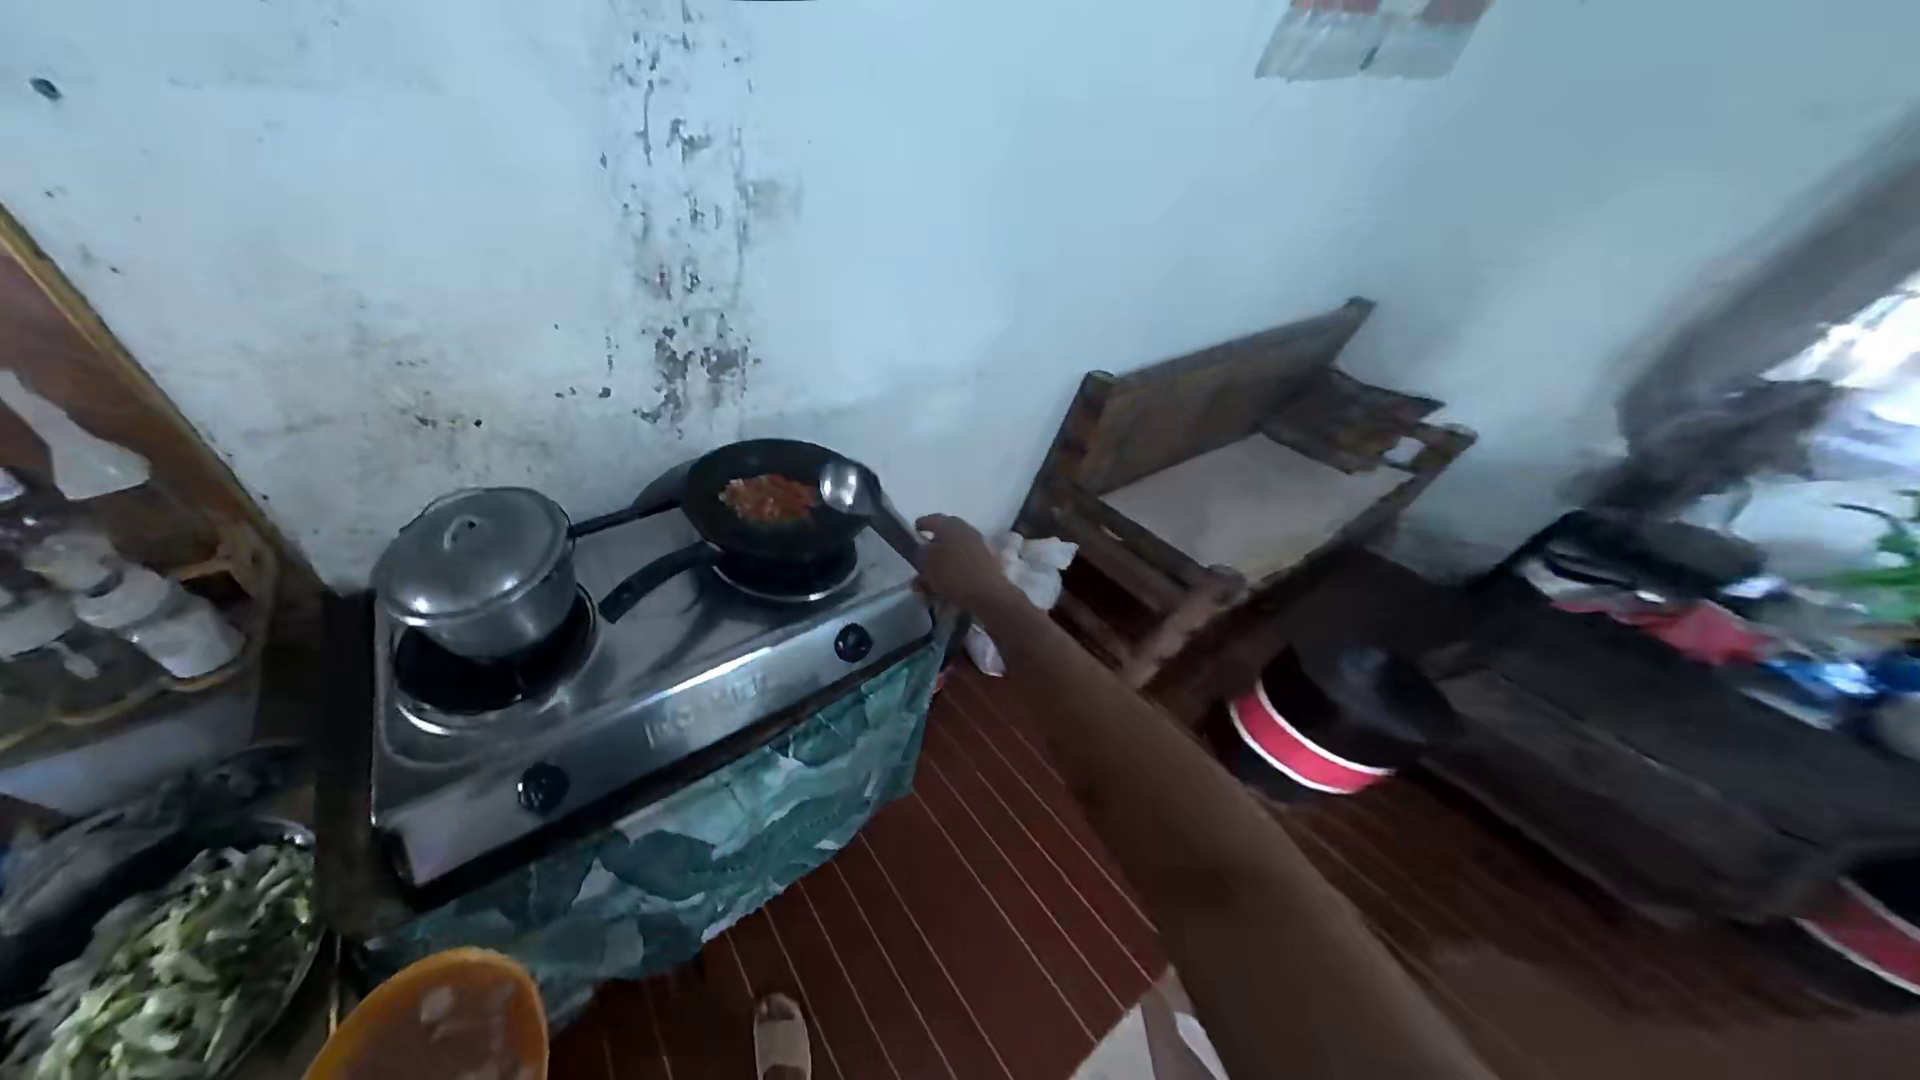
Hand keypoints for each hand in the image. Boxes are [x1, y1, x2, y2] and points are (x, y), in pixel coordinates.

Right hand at [914, 514, 1020, 610]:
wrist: (987, 593)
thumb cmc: (952, 572)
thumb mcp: (926, 560)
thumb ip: (921, 551)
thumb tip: (923, 549)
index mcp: (950, 524)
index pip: (932, 519)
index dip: (921, 525)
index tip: (914, 533)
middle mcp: (966, 530)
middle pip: (944, 536)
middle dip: (931, 548)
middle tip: (922, 559)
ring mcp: (978, 546)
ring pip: (953, 552)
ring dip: (941, 563)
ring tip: (929, 580)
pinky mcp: (986, 562)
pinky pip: (963, 564)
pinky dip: (953, 571)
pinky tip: (944, 586)